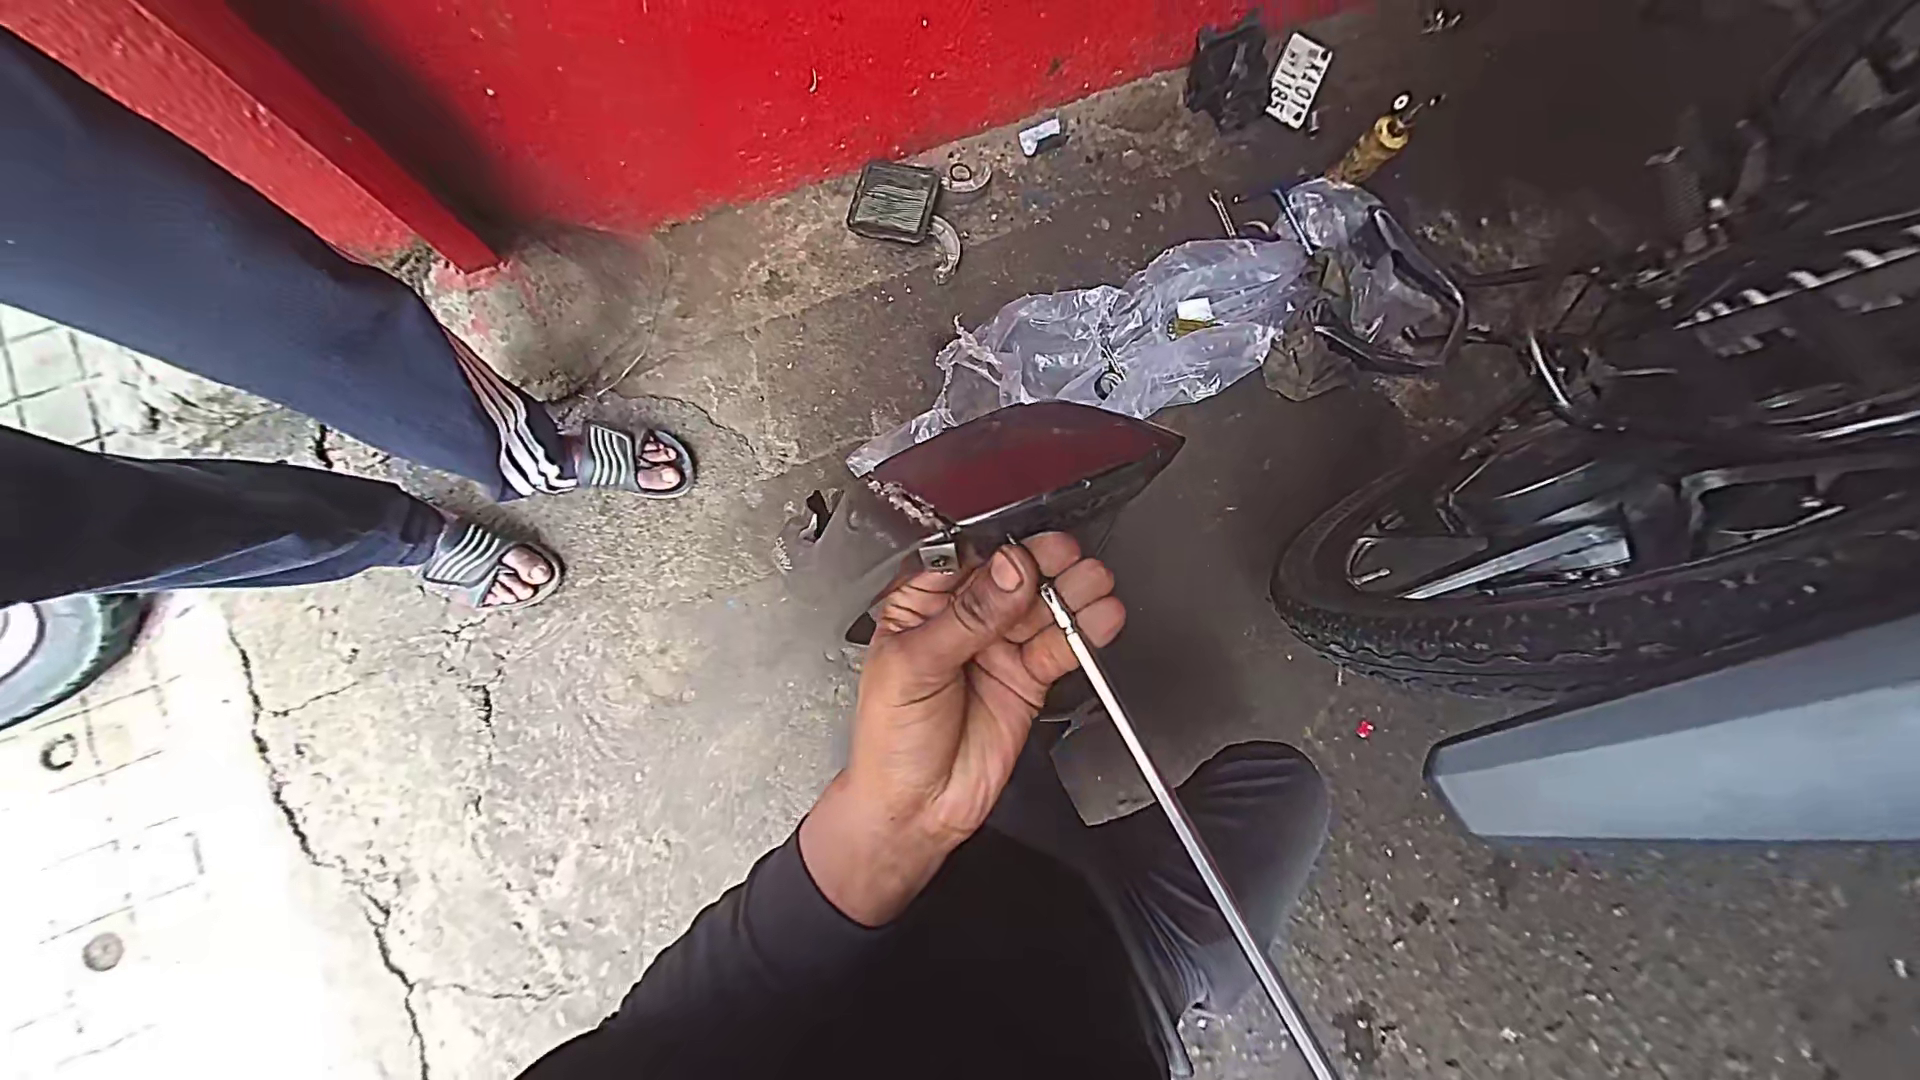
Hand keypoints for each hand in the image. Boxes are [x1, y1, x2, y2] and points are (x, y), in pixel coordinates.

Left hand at [799, 532, 1123, 924]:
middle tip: (1067, 557)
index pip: (965, 561)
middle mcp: (964, 619)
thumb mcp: (916, 666)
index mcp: (922, 604)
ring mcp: (998, 647)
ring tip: (1093, 582)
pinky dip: (1082, 633)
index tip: (1022, 548)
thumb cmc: (890, 737)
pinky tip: (1099, 618)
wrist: (915, 808)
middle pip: (1011, 579)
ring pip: (1041, 609)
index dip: (996, 550)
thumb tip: (1008, 573)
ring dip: (1070, 593)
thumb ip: (968, 618)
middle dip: (1042, 565)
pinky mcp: (1027, 676)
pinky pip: (1059, 646)